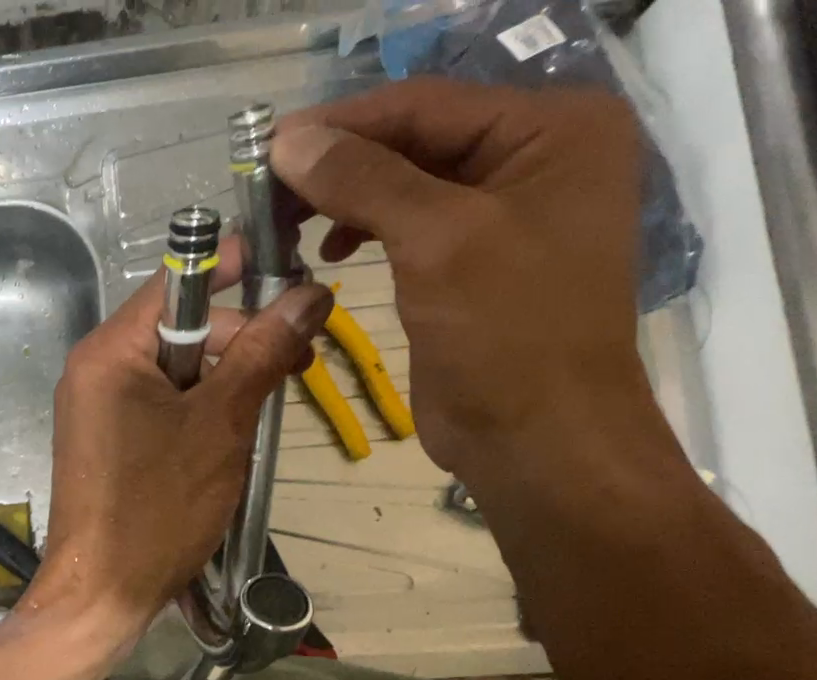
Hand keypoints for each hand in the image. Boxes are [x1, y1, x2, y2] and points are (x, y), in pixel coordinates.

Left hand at [27, 237, 333, 635]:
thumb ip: (262, 352)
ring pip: (174, 371)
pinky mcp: (106, 442)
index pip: (176, 283)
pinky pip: (159, 406)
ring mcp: (96, 409)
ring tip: (266, 410)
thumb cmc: (158, 506)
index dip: (234, 270)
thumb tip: (310, 295)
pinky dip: (198, 411)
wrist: (102, 592)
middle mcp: (94, 370)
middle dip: (238, 340)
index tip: (291, 269)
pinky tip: (230, 437)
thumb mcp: (221, 423)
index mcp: (109, 352)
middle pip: (178, 327)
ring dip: (224, 381)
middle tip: (296, 364)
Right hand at [269, 78, 657, 479]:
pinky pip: (404, 223)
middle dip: (337, 164)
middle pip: (411, 140)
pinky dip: (360, 229)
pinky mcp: (469, 258)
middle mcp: (532, 157)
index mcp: (552, 130)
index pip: (425, 105)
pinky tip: (327, 250)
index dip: (341, 124)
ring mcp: (501, 210)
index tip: (266, 148)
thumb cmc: (506, 333)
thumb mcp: (436, 241)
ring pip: (401, 182)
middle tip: (265, 191)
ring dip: (340, 198)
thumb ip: (363, 180)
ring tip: (284, 222)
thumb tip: (287, 142)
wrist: (536, 437)